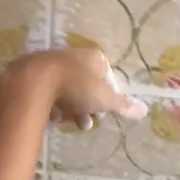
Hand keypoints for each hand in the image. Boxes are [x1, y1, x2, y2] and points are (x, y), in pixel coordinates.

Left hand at [5, 47, 147, 129]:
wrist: (34, 81)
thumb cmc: (76, 87)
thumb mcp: (105, 99)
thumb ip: (123, 105)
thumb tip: (145, 109)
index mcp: (94, 58)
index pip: (108, 77)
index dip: (109, 97)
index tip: (105, 113)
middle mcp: (74, 56)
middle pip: (87, 86)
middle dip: (89, 107)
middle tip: (87, 123)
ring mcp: (54, 63)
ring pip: (68, 90)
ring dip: (72, 109)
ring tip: (69, 123)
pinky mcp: (35, 73)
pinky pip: (50, 91)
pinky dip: (53, 104)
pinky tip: (52, 115)